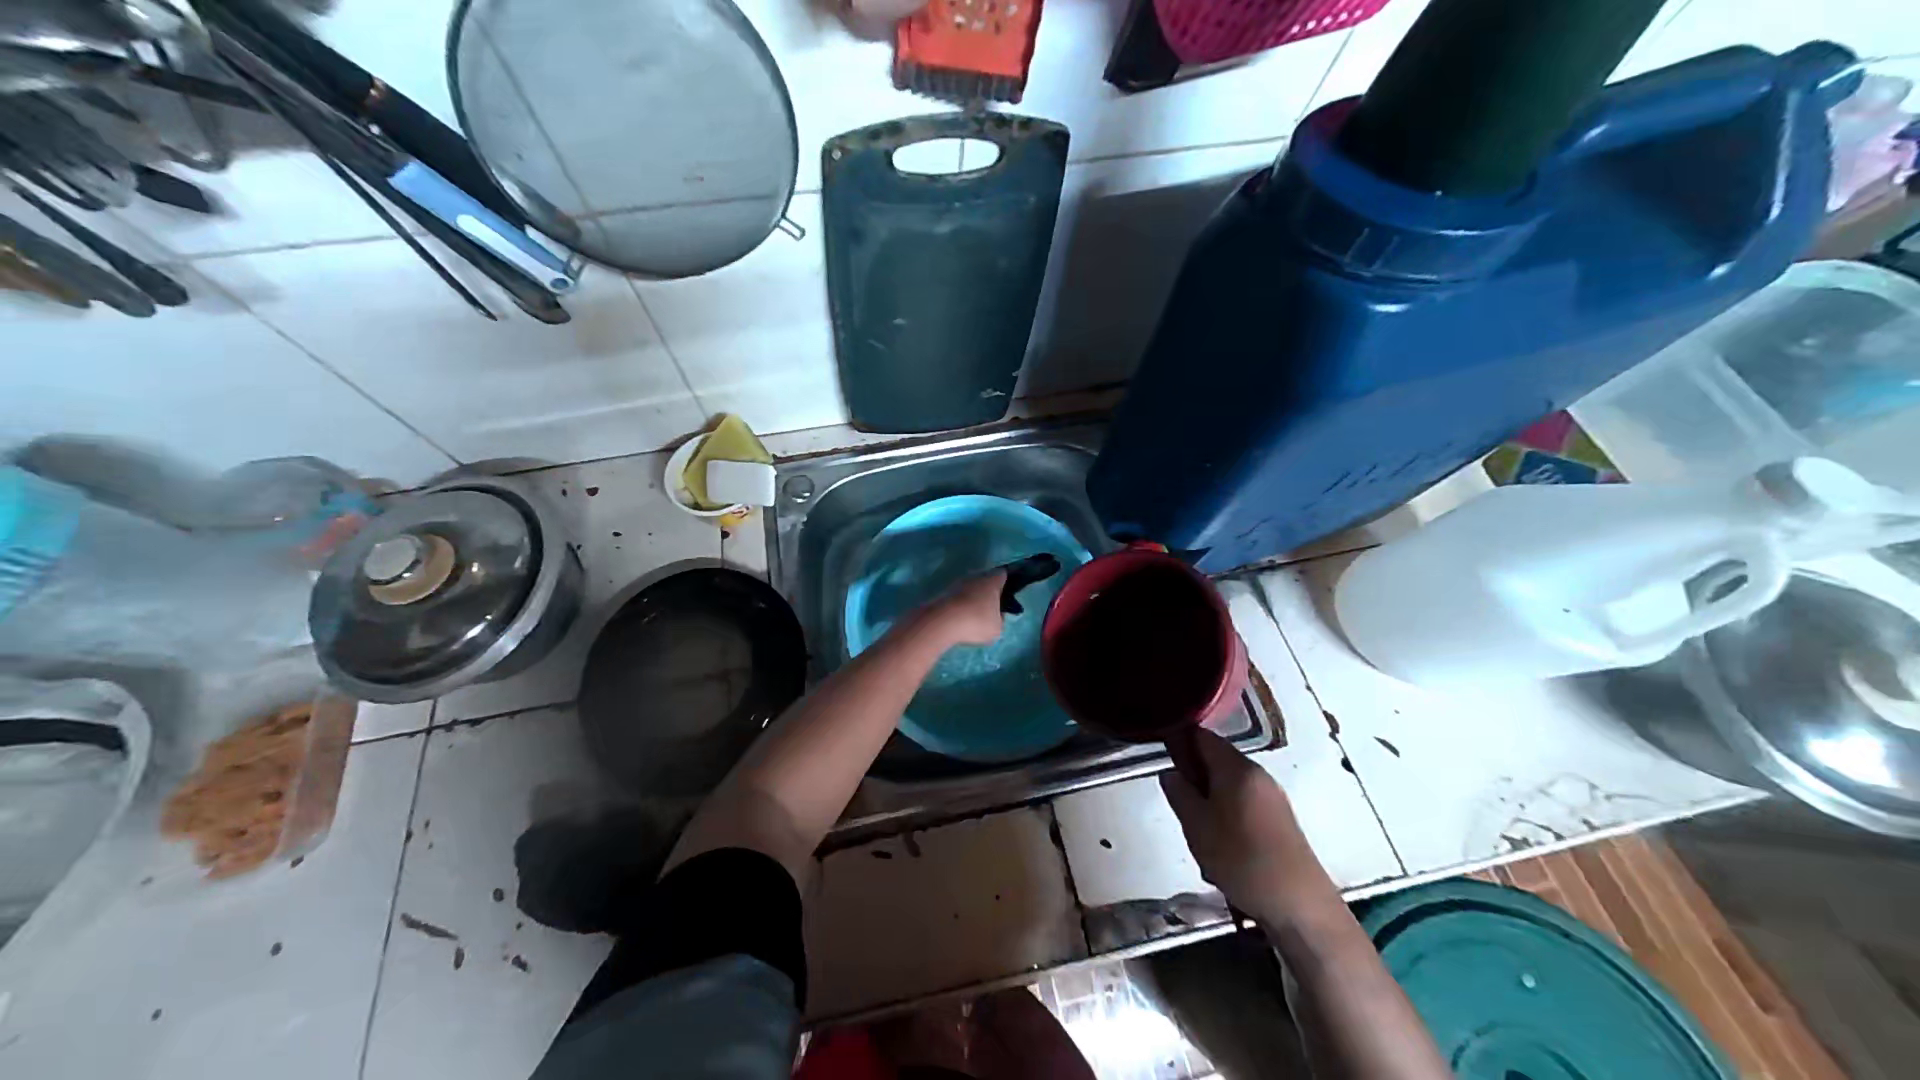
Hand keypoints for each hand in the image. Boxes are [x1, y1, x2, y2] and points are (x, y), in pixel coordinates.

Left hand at [908, 569, 1008, 647]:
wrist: (941, 621)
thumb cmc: (976, 622)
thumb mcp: (997, 628)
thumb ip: (1000, 620)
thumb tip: (998, 615)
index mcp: (992, 581)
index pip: (1002, 574)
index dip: (1006, 581)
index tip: (1008, 591)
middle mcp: (975, 577)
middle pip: (985, 580)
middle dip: (988, 591)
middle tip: (992, 606)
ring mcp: (957, 584)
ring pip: (970, 588)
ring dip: (973, 597)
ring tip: (975, 615)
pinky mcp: (943, 592)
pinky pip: (957, 597)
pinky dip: (960, 604)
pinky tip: (961, 618)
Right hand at [1159, 729, 1338, 927]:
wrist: (1299, 906)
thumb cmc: (1241, 859)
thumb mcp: (1196, 826)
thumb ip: (1179, 793)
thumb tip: (1171, 772)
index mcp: (1237, 768)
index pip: (1202, 736)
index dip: (1179, 743)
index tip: (1165, 766)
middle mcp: (1258, 774)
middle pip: (1217, 761)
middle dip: (1194, 779)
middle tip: (1182, 809)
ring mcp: (1272, 797)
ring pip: (1229, 786)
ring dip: (1209, 802)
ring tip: (1201, 836)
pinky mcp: (1280, 820)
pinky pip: (1244, 805)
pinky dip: (1227, 817)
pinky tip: (1223, 851)